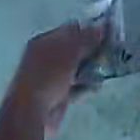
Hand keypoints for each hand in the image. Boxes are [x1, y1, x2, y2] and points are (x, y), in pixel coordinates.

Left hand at [5, 20, 108, 135]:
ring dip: (90, 70)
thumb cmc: (49, 75)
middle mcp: (45, 57)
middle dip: (91, 52)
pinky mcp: (56, 95)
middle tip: (108, 53)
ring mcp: (50, 77)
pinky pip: (74, 86)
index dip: (88, 30)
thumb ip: (87, 38)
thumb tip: (102, 27)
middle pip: (74, 50)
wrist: (32, 112)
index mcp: (43, 41)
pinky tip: (94, 87)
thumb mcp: (71, 52)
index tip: (105, 34)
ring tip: (103, 71)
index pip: (70, 29)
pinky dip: (84, 87)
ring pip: (76, 69)